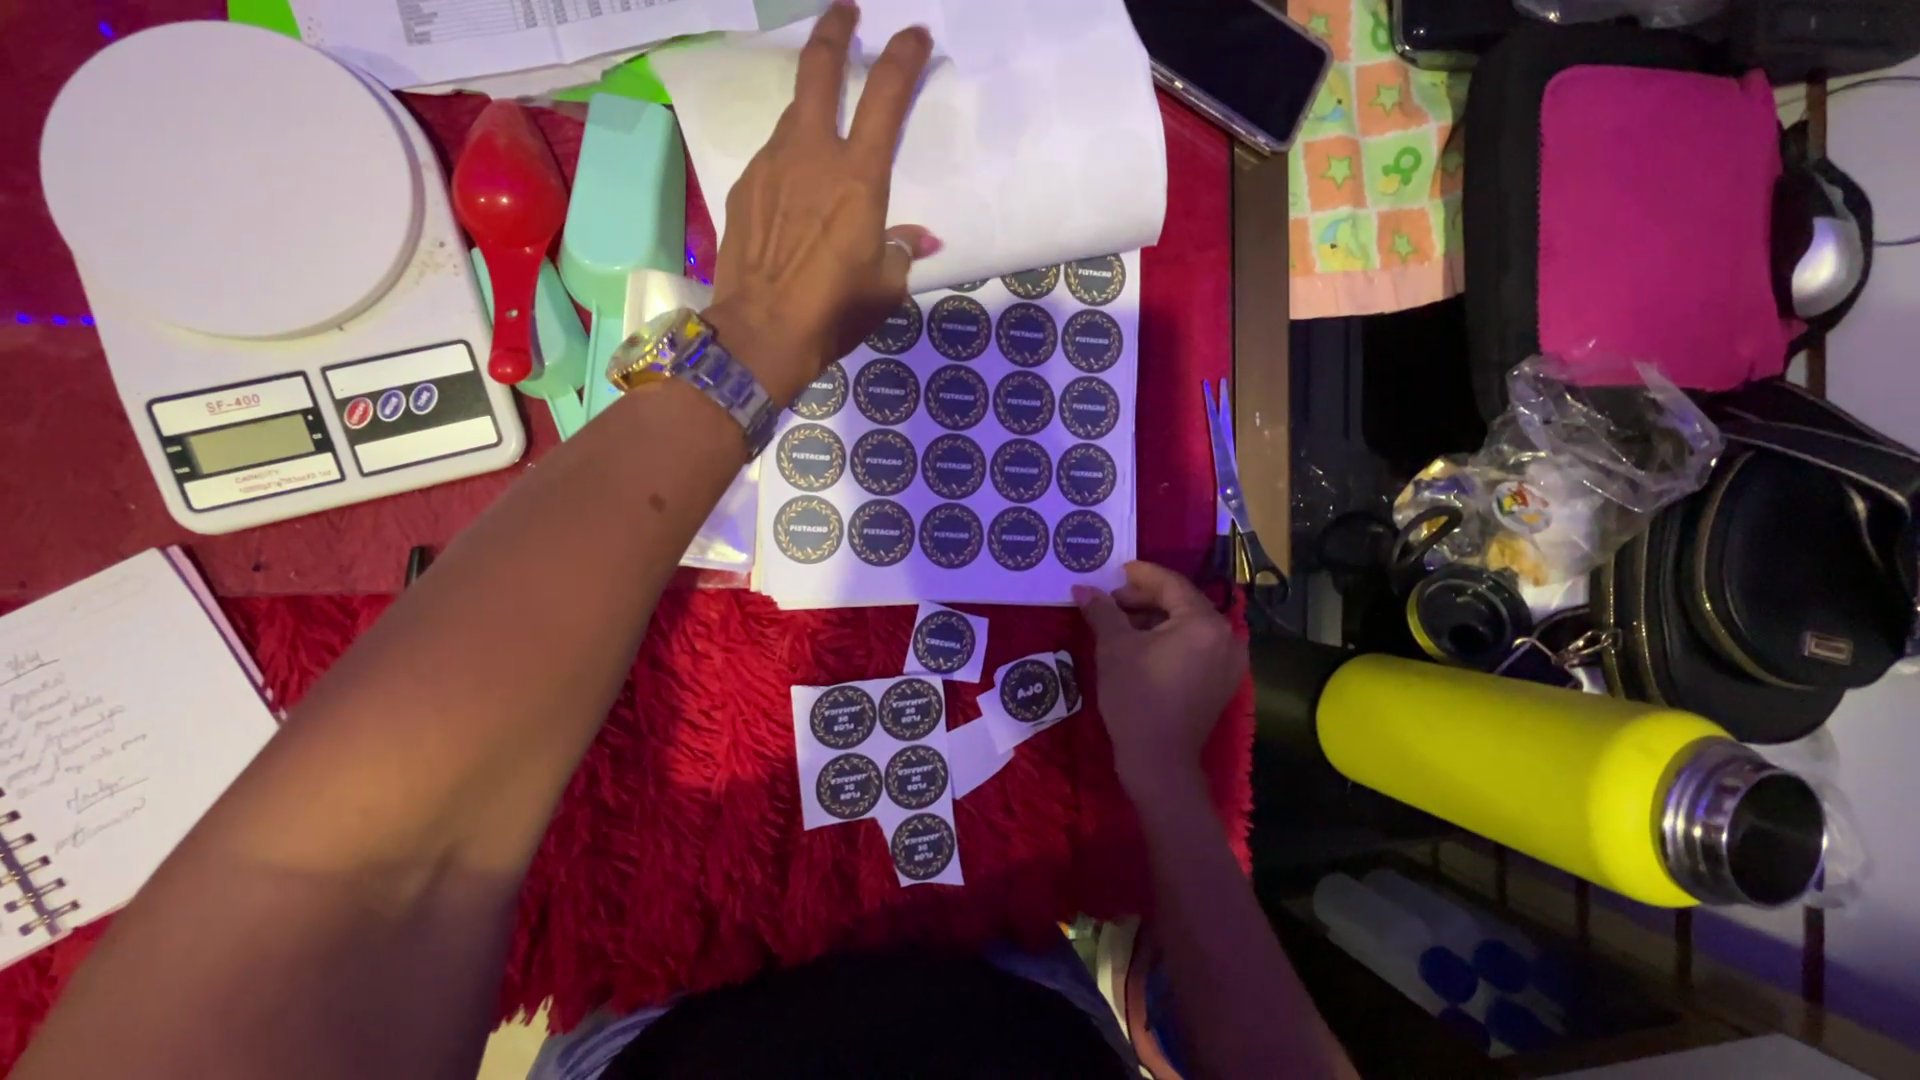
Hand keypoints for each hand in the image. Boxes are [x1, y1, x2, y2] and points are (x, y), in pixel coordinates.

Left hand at [705, 1, 938, 404]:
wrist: (759, 334)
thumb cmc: (833, 312)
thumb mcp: (884, 287)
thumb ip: (900, 251)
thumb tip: (916, 239)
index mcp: (859, 177)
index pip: (887, 95)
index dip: (903, 57)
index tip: (913, 36)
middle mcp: (812, 156)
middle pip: (820, 70)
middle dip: (835, 30)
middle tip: (846, 12)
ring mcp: (771, 167)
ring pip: (794, 113)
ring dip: (812, 104)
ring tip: (825, 119)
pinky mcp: (744, 187)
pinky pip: (774, 156)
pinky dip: (790, 156)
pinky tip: (795, 184)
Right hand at [1073, 562, 1247, 797]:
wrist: (1159, 761)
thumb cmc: (1136, 698)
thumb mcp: (1114, 648)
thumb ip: (1102, 611)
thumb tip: (1084, 588)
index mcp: (1203, 622)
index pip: (1171, 584)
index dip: (1141, 575)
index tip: (1116, 571)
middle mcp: (1226, 636)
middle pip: (1183, 603)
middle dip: (1146, 599)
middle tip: (1112, 602)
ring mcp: (1229, 661)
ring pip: (1190, 626)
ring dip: (1157, 620)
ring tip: (1122, 625)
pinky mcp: (1223, 682)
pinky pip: (1197, 647)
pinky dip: (1171, 640)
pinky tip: (1143, 647)